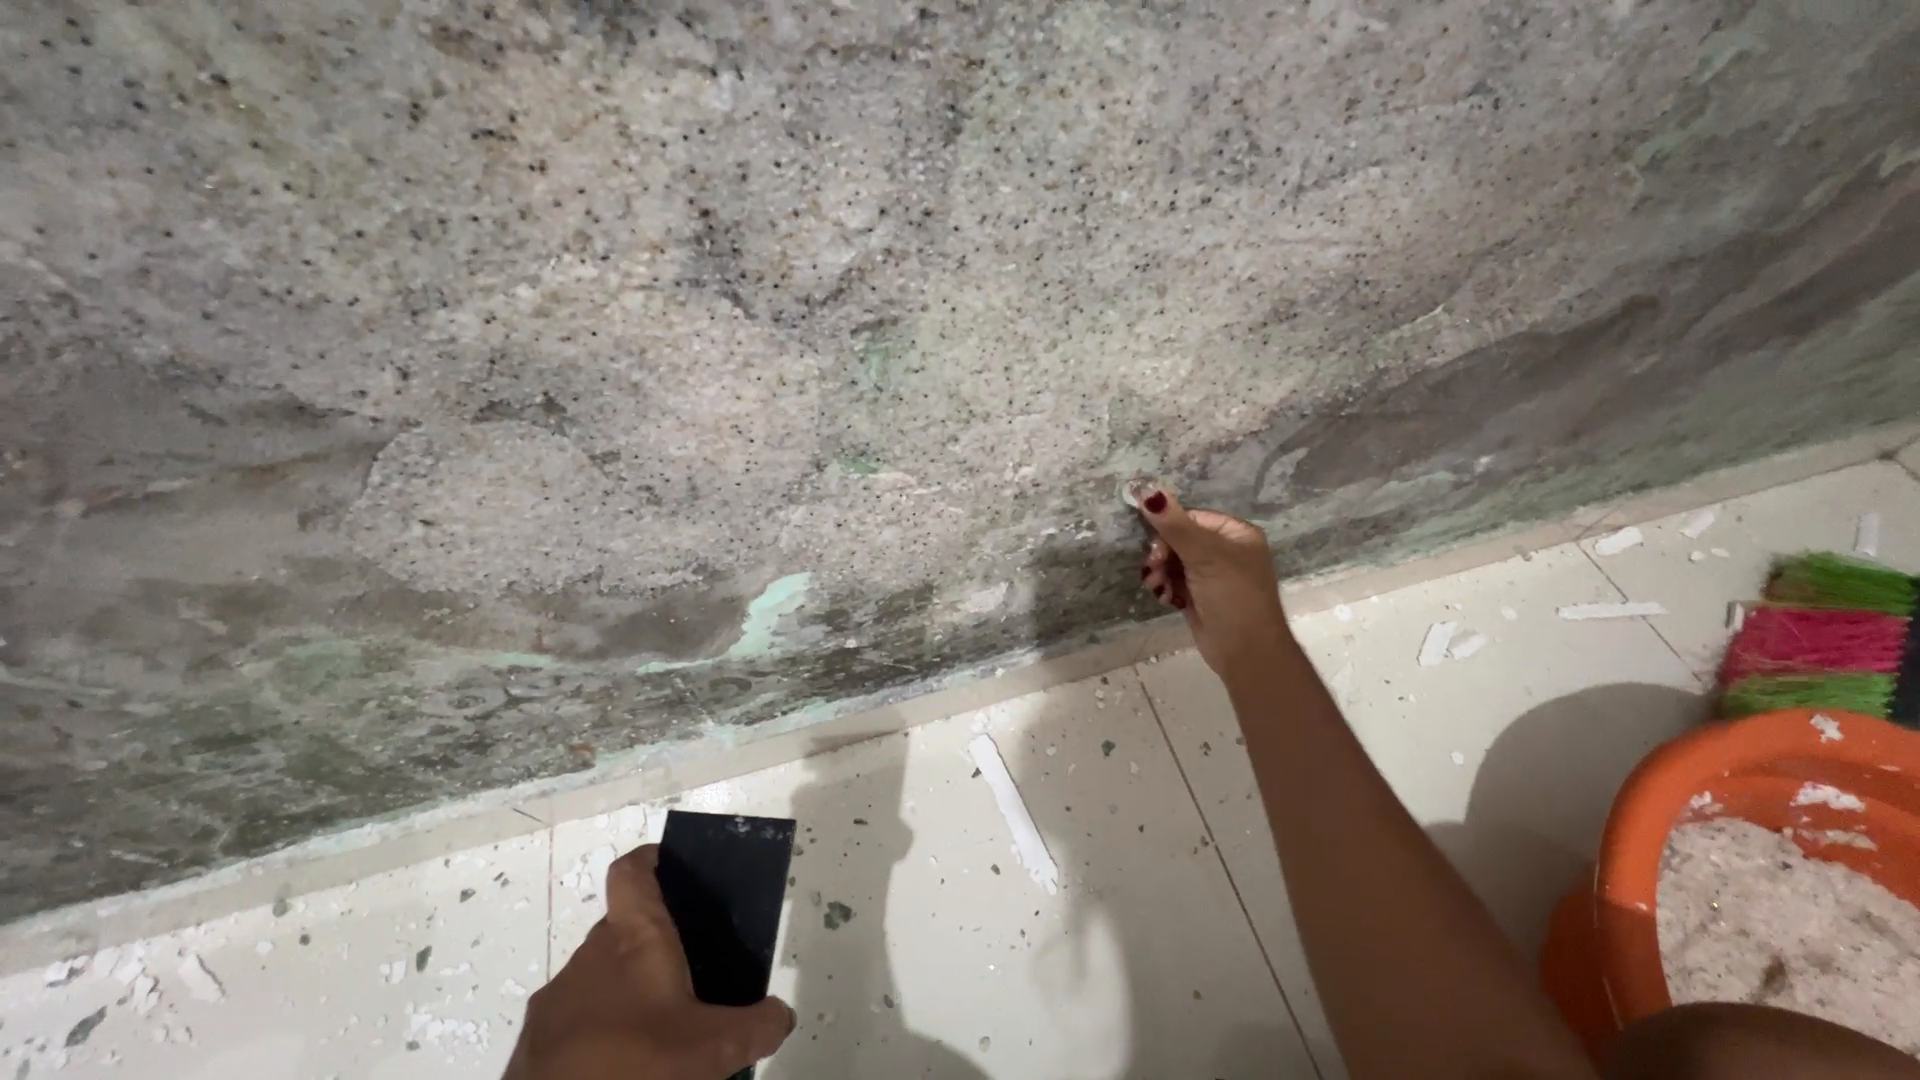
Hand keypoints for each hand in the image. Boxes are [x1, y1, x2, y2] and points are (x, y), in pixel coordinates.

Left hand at [505, 845, 794, 1079]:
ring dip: (625, 990)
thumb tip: (781, 1016)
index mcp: (633, 939)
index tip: (670, 863)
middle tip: (690, 975)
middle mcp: (590, 956)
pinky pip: (576, 1018)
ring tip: (658, 1029)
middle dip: (653, 944)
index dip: (649, 860)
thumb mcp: (716, 1049)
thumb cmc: (637, 1064)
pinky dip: (600, 1029)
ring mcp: (557, 999)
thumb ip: (758, 1025)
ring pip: (597, 976)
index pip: (631, 873)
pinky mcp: (534, 1044)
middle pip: (621, 928)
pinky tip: (624, 1062)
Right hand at [1135, 483, 1290, 677]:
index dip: (1169, 530)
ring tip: (1156, 587)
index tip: (1155, 549)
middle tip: (1152, 569)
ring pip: (1174, 562)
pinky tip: (1166, 598)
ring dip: (1160, 573)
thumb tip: (1145, 488)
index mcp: (1236, 534)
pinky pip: (1175, 582)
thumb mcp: (1204, 556)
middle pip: (1179, 540)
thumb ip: (1174, 524)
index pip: (1192, 518)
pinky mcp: (1200, 597)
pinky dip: (1167, 588)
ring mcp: (1213, 576)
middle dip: (1162, 555)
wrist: (1246, 652)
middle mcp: (1226, 551)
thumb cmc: (1233, 597)